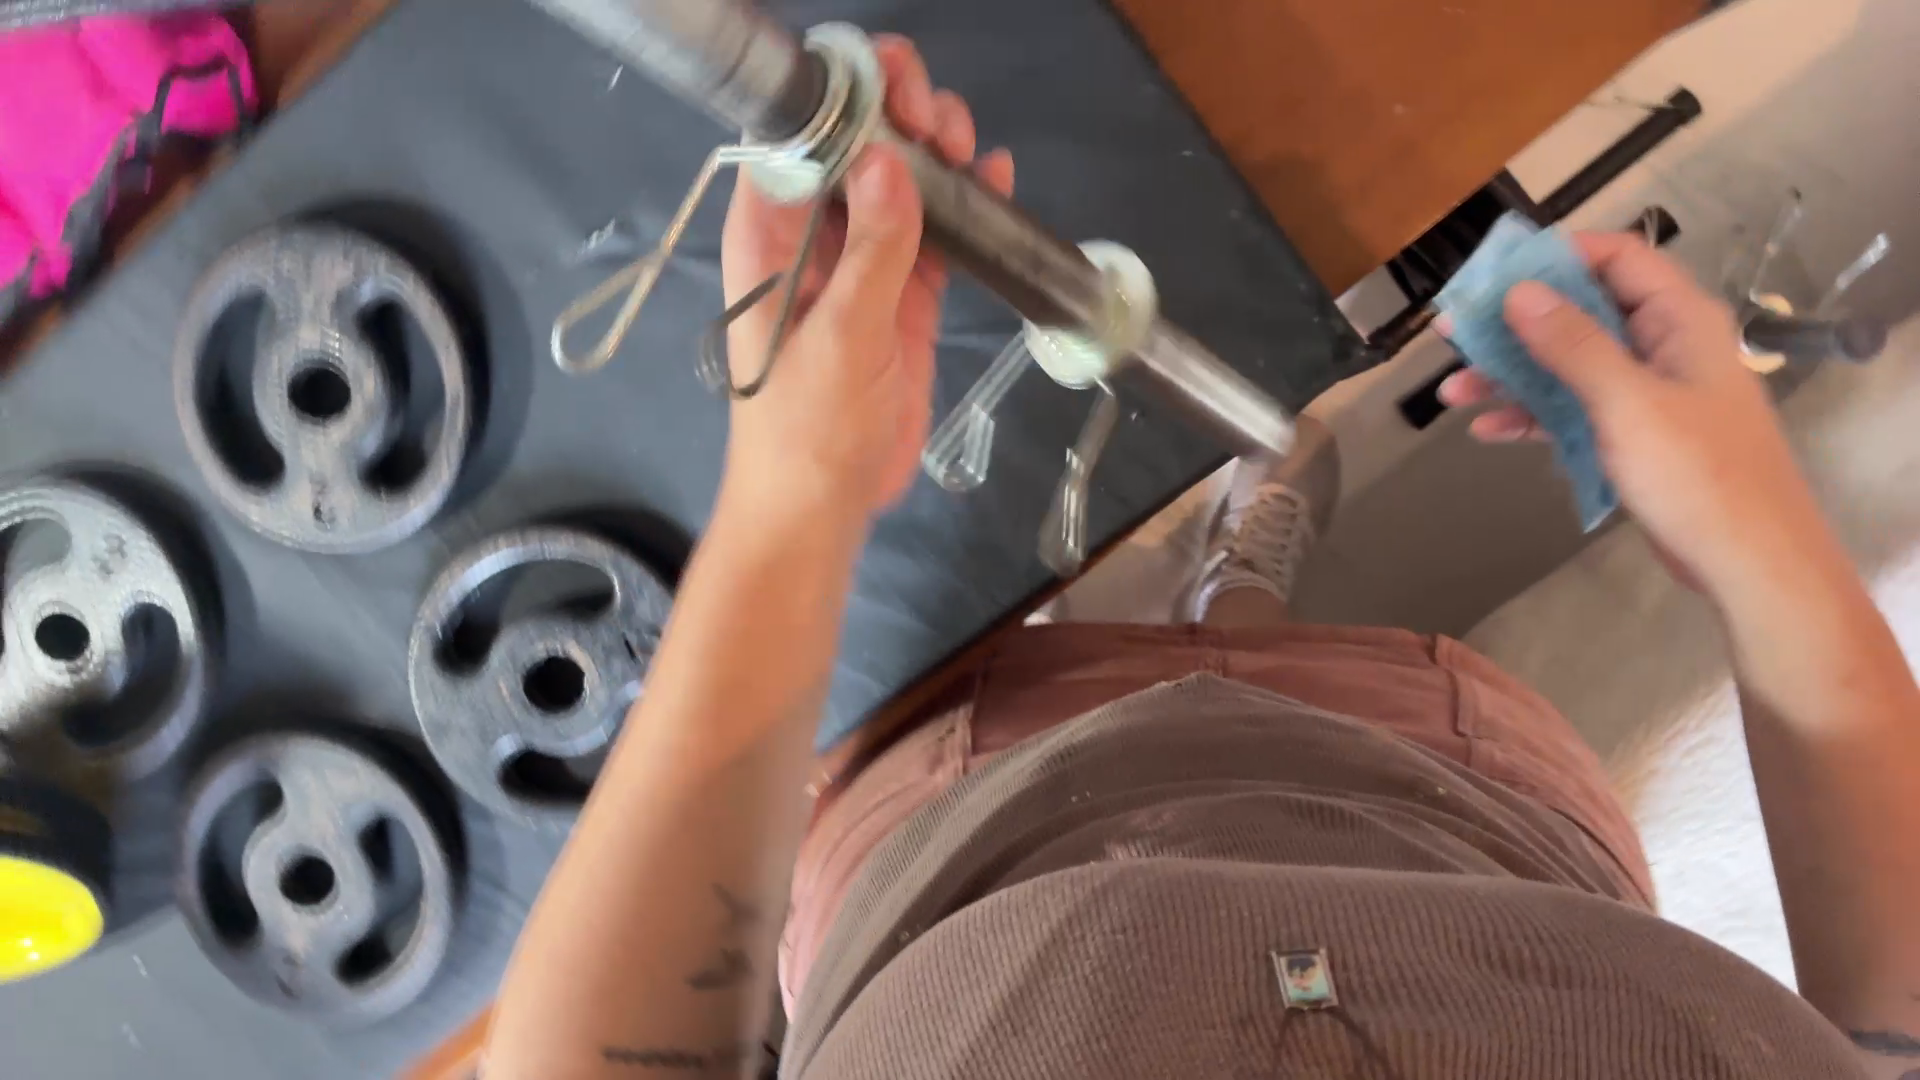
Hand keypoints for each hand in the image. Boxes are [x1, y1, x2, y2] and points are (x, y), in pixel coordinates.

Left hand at [718, 36, 1015, 519]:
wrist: (825, 502)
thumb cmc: (810, 426)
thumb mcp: (841, 336)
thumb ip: (872, 250)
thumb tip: (893, 159)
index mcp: (772, 236)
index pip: (798, 138)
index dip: (842, 100)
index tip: (893, 88)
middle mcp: (814, 240)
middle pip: (855, 153)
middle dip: (897, 121)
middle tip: (942, 125)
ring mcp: (862, 270)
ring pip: (899, 191)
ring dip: (934, 160)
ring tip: (970, 147)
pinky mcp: (902, 302)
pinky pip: (933, 241)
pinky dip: (962, 214)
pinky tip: (993, 184)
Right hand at [1439, 233, 1846, 601]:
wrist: (1741, 556)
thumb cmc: (1696, 471)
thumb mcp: (1626, 401)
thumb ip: (1573, 345)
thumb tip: (1519, 293)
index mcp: (1677, 322)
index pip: (1618, 260)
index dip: (1557, 257)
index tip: (1493, 273)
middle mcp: (1658, 346)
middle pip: (1578, 314)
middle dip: (1513, 323)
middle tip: (1452, 332)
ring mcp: (1640, 391)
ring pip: (1562, 365)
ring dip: (1507, 376)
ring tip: (1451, 393)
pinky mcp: (1623, 431)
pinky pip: (1565, 410)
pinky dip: (1525, 417)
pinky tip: (1486, 431)